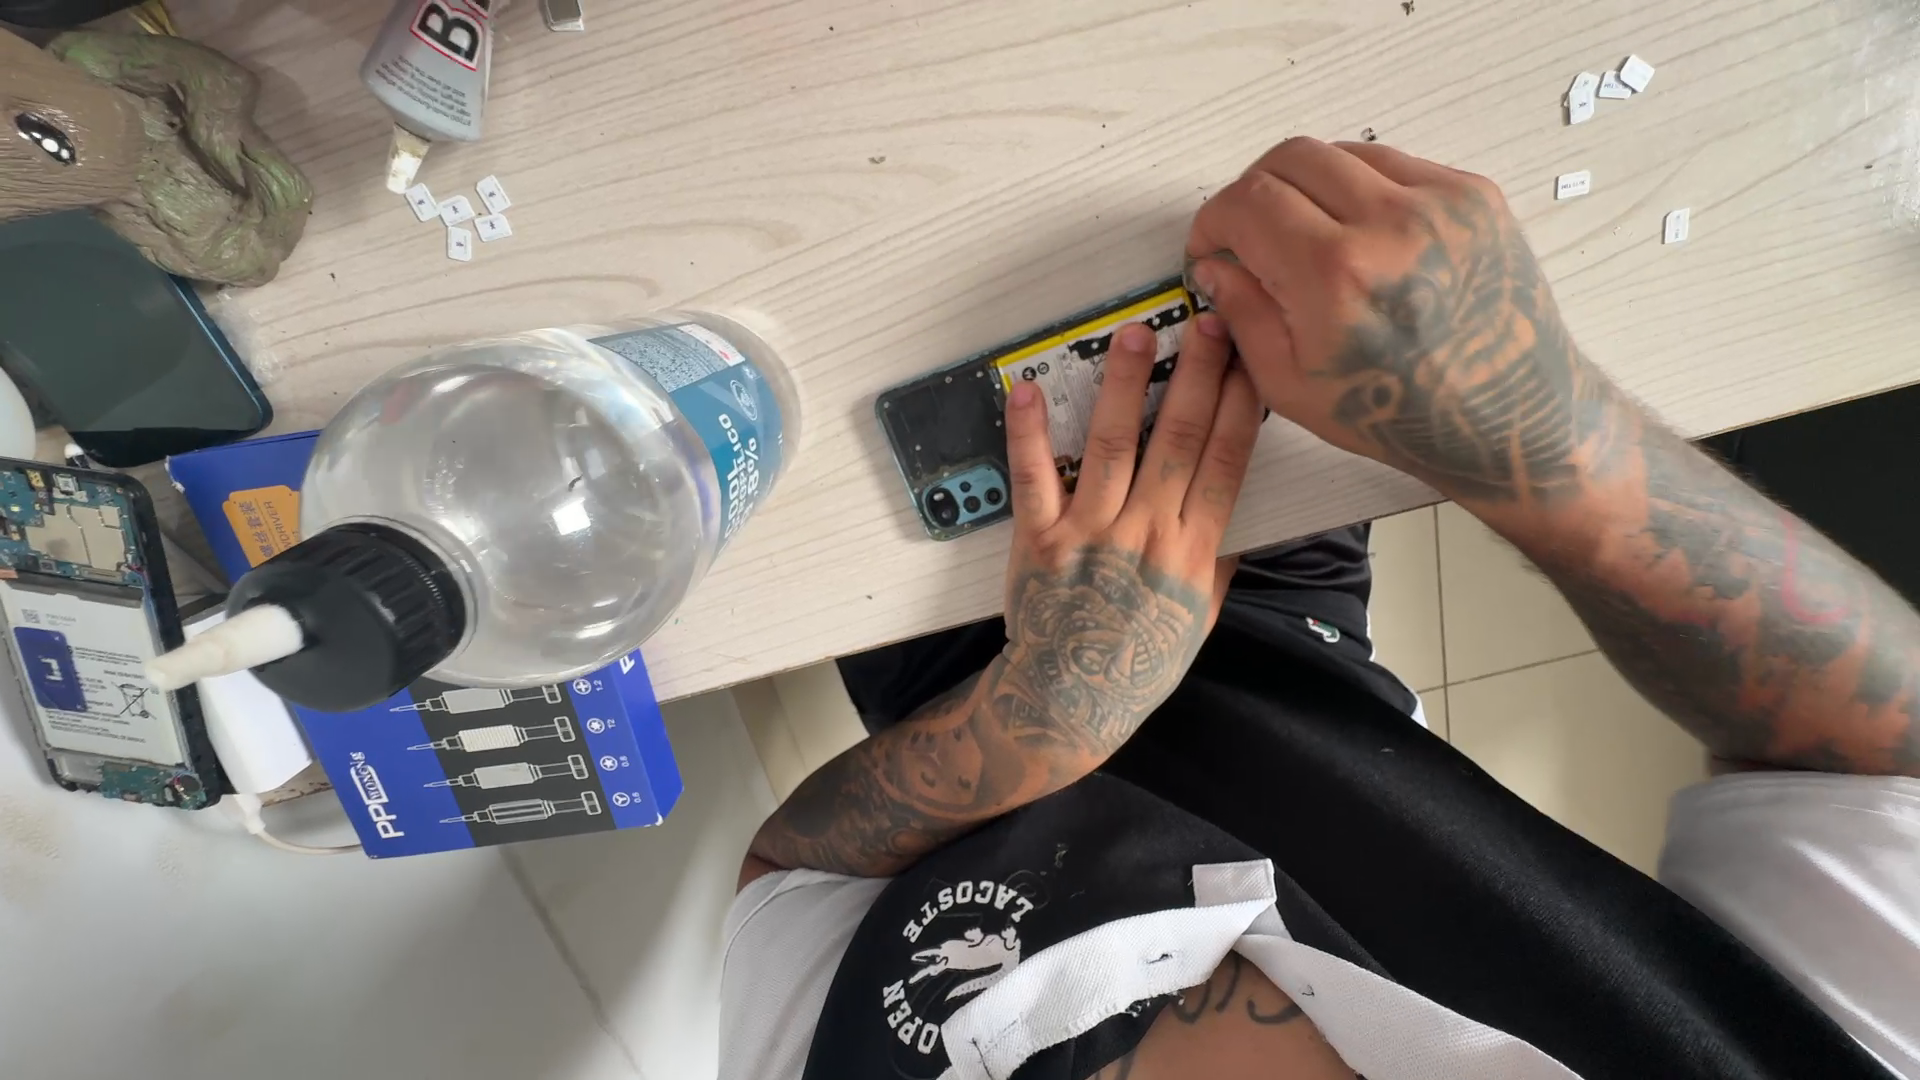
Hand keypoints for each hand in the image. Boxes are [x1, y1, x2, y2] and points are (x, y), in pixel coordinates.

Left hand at [996, 312, 1263, 757]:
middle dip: (1199, 377)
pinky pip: (1034, 478)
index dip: (1242, 407)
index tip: (1254, 360)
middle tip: (1211, 322)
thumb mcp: (1197, 620)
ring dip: (1126, 388)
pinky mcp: (1039, 538)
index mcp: (1191, 553)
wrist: (1068, 699)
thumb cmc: (1138, 662)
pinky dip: (1029, 434)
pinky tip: (1027, 391)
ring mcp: (1090, 533)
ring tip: (1136, 337)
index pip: (1227, 465)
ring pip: (1113, 447)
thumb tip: (1232, 514)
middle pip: (1180, 443)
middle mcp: (1145, 534)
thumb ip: (1215, 563)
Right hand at [1186, 137, 1619, 505]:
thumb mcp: (1287, 384)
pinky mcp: (1471, 194)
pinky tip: (1348, 235)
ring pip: (1338, 153)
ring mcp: (1437, 199)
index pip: (1247, 203)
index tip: (1208, 248)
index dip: (1211, 221)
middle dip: (1248, 194)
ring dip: (1299, 187)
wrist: (1501, 414)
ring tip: (1297, 237)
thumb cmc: (1391, 413)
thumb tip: (1213, 266)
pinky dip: (1350, 189)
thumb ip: (1242, 314)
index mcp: (1332, 275)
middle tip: (1243, 236)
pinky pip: (1388, 164)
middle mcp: (1386, 221)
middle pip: (1287, 159)